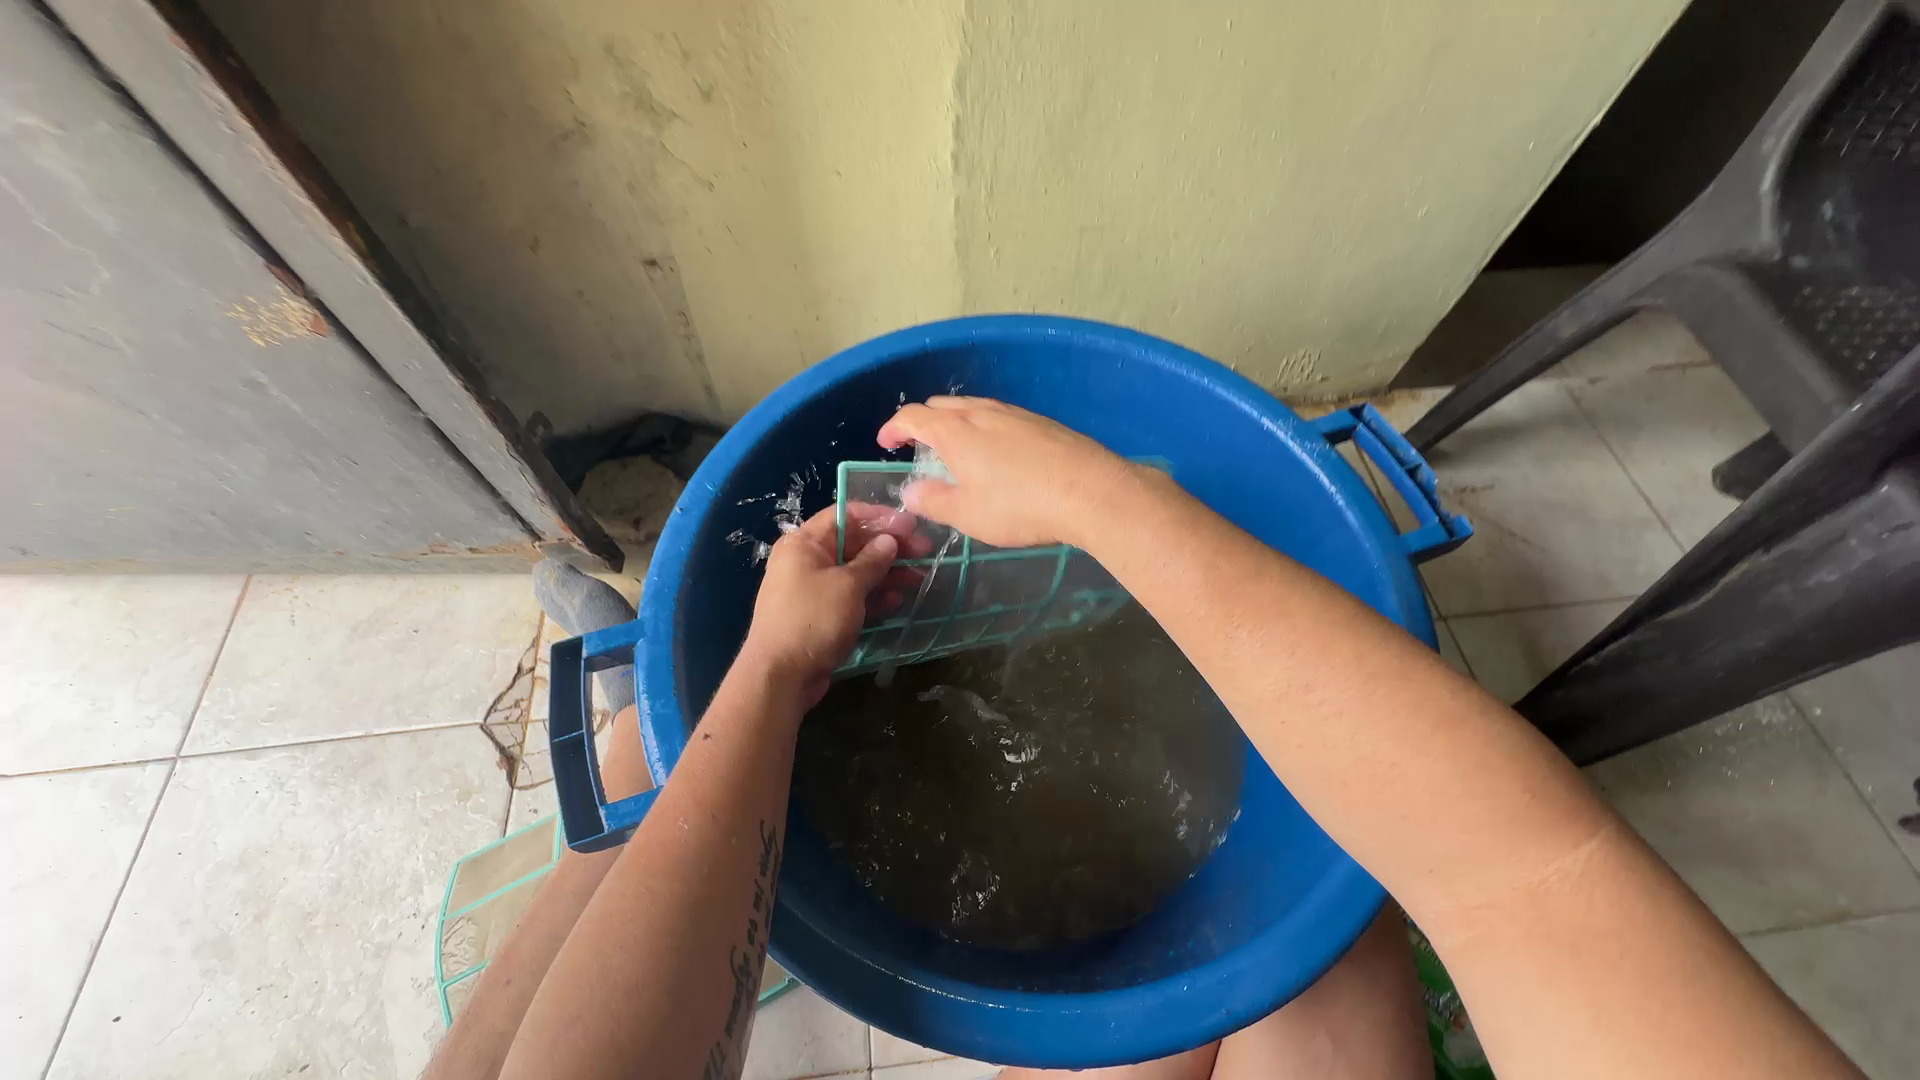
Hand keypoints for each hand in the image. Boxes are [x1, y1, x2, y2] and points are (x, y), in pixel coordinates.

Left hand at [739, 506, 913, 704]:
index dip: (880, 517)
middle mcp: (806, 561)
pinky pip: (851, 597)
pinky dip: (873, 597)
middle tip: (925, 550)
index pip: (845, 515)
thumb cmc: (813, 620)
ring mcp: (813, 590)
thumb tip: (888, 541)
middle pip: (854, 544)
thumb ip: (872, 560)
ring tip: (919, 577)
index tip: (911, 525)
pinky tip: (897, 600)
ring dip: (887, 573)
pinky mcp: (821, 615)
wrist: (781, 677)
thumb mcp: (848, 585)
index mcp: (804, 543)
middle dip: (890, 547)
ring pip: (856, 573)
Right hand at [876, 396, 1144, 547]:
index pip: (912, 417)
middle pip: (942, 405)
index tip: (885, 442)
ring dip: (957, 423)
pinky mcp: (1043, 423)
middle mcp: (983, 413)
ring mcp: (1016, 414)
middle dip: (924, 422)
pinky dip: (985, 428)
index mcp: (955, 431)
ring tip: (957, 450)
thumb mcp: (967, 514)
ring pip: (974, 408)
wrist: (1092, 491)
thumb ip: (933, 501)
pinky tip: (998, 453)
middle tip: (919, 447)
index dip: (893, 428)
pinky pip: (1001, 417)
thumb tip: (912, 491)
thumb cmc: (1020, 506)